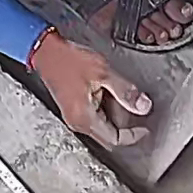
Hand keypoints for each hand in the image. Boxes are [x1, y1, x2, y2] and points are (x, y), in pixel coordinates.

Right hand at [31, 31, 150, 146]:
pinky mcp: (74, 112)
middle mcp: (78, 124)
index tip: (145, 127)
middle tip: (134, 106)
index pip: (115, 140)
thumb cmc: (69, 61)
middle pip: (109, 136)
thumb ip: (125, 92)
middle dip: (125, 126)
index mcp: (85, 119)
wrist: (47, 53)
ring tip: (116, 92)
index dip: (133, 135)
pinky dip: (106, 110)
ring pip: (103, 127)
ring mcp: (74, 119)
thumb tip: (143, 106)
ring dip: (115, 116)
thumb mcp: (103, 73)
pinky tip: (106, 92)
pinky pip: (95, 118)